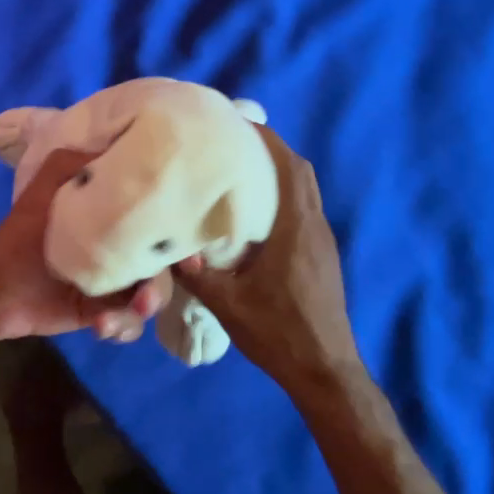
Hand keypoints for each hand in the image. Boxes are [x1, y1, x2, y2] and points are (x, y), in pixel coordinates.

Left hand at [0, 149, 172, 342]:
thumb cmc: (24, 232)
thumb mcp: (51, 185)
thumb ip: (82, 162)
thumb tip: (129, 144)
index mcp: (110, 217)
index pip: (156, 221)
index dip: (178, 235)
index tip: (189, 253)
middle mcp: (118, 248)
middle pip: (162, 265)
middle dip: (161, 282)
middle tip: (147, 294)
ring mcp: (112, 283)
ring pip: (151, 298)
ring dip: (142, 307)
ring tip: (122, 311)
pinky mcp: (102, 313)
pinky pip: (128, 325)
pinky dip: (120, 326)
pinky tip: (99, 324)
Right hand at [174, 128, 360, 393]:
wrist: (325, 371)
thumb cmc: (278, 333)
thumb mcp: (227, 304)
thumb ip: (196, 273)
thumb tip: (168, 245)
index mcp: (296, 230)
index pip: (289, 169)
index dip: (267, 139)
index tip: (236, 121)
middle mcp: (314, 228)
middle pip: (299, 172)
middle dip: (269, 149)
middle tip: (230, 140)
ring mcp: (321, 242)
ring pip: (303, 190)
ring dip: (276, 172)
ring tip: (236, 167)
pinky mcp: (320, 256)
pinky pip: (301, 209)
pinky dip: (280, 194)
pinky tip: (250, 209)